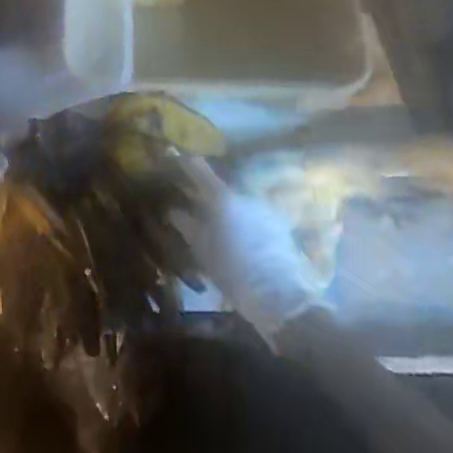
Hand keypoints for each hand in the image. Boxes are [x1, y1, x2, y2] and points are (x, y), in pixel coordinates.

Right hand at [173, 158, 324, 342]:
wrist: (281, 297)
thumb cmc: (234, 271)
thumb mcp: (202, 249)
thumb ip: (186, 224)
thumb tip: (173, 210)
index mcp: (222, 197)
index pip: (198, 168)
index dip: (183, 161)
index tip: (171, 155)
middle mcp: (244, 194)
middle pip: (217, 185)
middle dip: (201, 189)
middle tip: (186, 195)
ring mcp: (263, 208)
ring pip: (235, 200)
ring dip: (221, 206)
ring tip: (210, 220)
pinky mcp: (277, 224)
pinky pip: (250, 213)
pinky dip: (238, 219)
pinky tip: (233, 235)